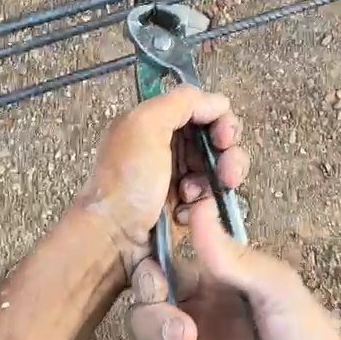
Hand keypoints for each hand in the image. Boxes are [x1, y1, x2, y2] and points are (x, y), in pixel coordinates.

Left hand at [72, 86, 244, 271]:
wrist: (112, 237)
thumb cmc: (128, 179)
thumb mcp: (146, 125)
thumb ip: (182, 102)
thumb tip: (218, 102)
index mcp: (155, 119)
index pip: (203, 107)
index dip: (219, 119)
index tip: (224, 138)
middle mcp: (167, 143)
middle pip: (217, 137)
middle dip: (228, 153)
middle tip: (227, 173)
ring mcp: (177, 175)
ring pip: (219, 167)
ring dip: (217, 180)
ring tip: (195, 195)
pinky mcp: (184, 204)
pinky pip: (210, 196)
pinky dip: (205, 202)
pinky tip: (188, 211)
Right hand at [126, 191, 340, 339]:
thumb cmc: (307, 336)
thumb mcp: (274, 287)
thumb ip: (232, 256)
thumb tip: (198, 205)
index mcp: (206, 291)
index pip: (154, 276)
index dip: (145, 280)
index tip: (157, 284)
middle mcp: (191, 327)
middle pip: (139, 320)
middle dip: (154, 326)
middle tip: (188, 335)